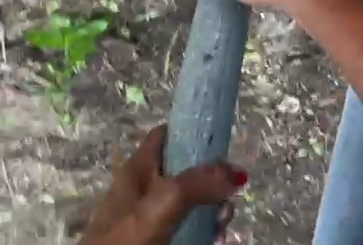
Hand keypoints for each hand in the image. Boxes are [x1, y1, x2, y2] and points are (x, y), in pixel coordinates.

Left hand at [82, 126, 244, 244]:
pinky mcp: (157, 241)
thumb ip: (201, 180)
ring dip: (215, 208)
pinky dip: (206, 229)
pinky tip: (215, 237)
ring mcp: (150, 218)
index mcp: (137, 170)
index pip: (168, 134)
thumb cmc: (124, 240)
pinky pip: (190, 227)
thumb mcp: (164, 202)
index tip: (221, 138)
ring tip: (222, 222)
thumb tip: (238, 173)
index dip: (194, 129)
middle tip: (228, 191)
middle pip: (189, 168)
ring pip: (194, 201)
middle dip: (215, 178)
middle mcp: (145, 190)